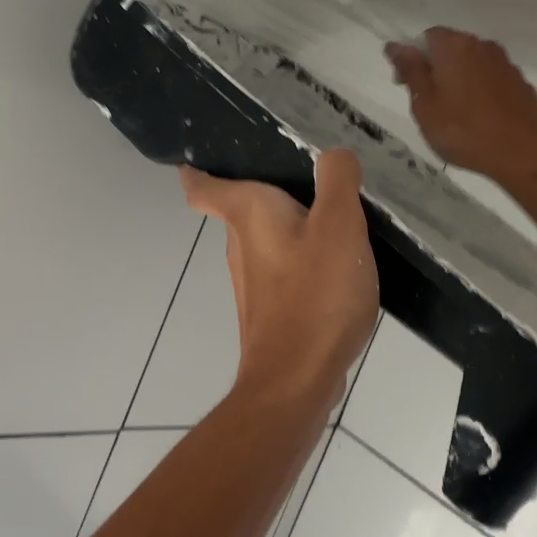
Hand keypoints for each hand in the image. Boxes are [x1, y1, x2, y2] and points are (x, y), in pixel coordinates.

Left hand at [179, 150, 378, 409]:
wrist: (297, 381)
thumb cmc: (315, 296)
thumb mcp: (339, 226)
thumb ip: (336, 181)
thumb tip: (332, 155)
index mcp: (248, 214)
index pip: (202, 186)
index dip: (197, 169)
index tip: (199, 155)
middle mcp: (240, 245)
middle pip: (240, 209)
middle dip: (262, 190)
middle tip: (300, 169)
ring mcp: (253, 283)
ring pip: (264, 241)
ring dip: (288, 226)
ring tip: (330, 212)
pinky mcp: (271, 311)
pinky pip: (284, 270)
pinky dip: (302, 259)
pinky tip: (336, 263)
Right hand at [385, 28, 536, 183]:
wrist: (522, 156)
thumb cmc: (463, 131)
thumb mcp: (424, 105)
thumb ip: (410, 71)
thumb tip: (394, 45)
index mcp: (455, 47)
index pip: (426, 36)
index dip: (412, 57)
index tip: (406, 86)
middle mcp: (483, 46)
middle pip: (451, 48)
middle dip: (435, 68)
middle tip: (427, 103)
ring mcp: (506, 64)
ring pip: (472, 64)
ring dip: (459, 80)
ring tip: (455, 113)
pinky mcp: (521, 83)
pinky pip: (492, 79)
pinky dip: (480, 90)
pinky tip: (479, 117)